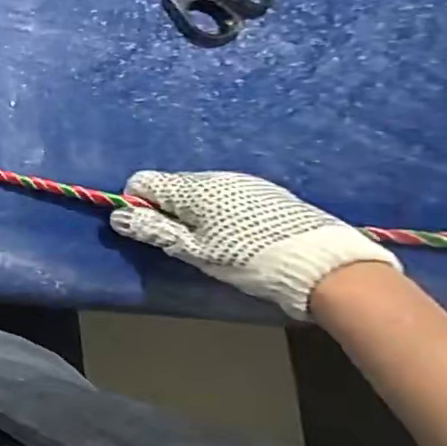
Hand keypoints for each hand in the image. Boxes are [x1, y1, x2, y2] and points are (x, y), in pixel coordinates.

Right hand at [109, 170, 400, 318]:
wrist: (329, 268)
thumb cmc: (248, 258)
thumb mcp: (193, 250)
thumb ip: (152, 229)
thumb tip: (118, 215)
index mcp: (192, 189)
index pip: (142, 182)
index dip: (138, 205)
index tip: (153, 229)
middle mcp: (216, 177)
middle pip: (170, 186)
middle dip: (168, 208)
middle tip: (185, 240)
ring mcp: (246, 183)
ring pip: (199, 191)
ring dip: (195, 211)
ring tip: (216, 239)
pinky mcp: (268, 193)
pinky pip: (226, 195)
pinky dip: (221, 211)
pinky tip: (240, 233)